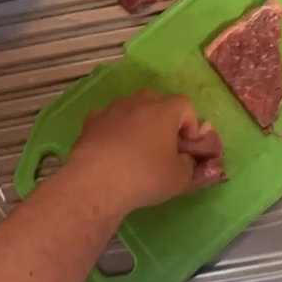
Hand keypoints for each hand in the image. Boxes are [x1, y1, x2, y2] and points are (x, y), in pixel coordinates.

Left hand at [56, 90, 218, 215]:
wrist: (96, 181)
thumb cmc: (145, 176)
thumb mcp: (179, 178)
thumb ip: (189, 164)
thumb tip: (185, 159)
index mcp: (164, 111)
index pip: (185, 105)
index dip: (190, 124)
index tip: (187, 146)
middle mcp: (138, 102)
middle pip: (156, 100)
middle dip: (163, 118)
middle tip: (163, 144)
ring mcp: (112, 109)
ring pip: (130, 107)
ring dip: (137, 121)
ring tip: (136, 148)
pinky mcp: (91, 121)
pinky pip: (109, 119)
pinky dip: (114, 128)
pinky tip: (112, 149)